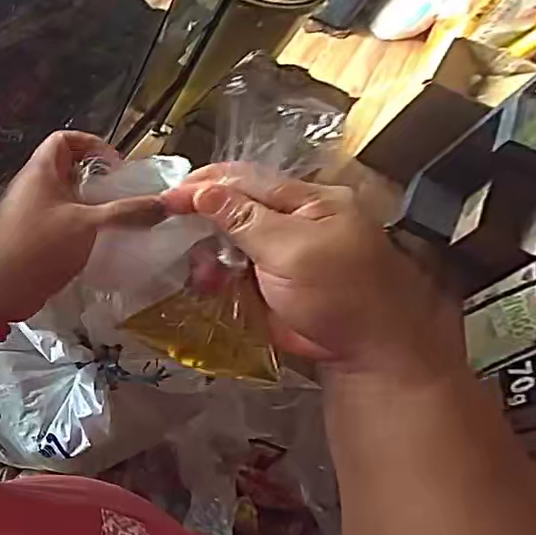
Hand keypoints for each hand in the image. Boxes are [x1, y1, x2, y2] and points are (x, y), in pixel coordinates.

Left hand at [0, 132, 165, 319]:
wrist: (0, 289)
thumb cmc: (39, 247)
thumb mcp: (88, 225)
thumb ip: (126, 213)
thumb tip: (162, 205)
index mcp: (40, 171)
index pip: (64, 138)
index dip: (91, 143)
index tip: (114, 164)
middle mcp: (31, 186)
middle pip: (67, 169)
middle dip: (95, 178)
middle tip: (120, 194)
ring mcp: (28, 212)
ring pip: (64, 197)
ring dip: (89, 205)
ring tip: (113, 218)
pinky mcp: (30, 236)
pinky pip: (59, 221)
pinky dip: (78, 226)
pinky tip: (96, 242)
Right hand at [160, 164, 464, 383]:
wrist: (368, 353)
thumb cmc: (339, 294)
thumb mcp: (292, 250)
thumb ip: (245, 219)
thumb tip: (203, 191)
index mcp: (307, 199)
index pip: (246, 180)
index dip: (204, 186)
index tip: (167, 199)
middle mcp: (292, 218)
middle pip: (234, 206)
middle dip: (203, 220)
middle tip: (174, 233)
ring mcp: (280, 250)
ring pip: (229, 238)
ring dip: (208, 252)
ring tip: (202, 274)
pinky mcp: (270, 280)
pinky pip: (233, 267)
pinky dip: (216, 273)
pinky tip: (207, 283)